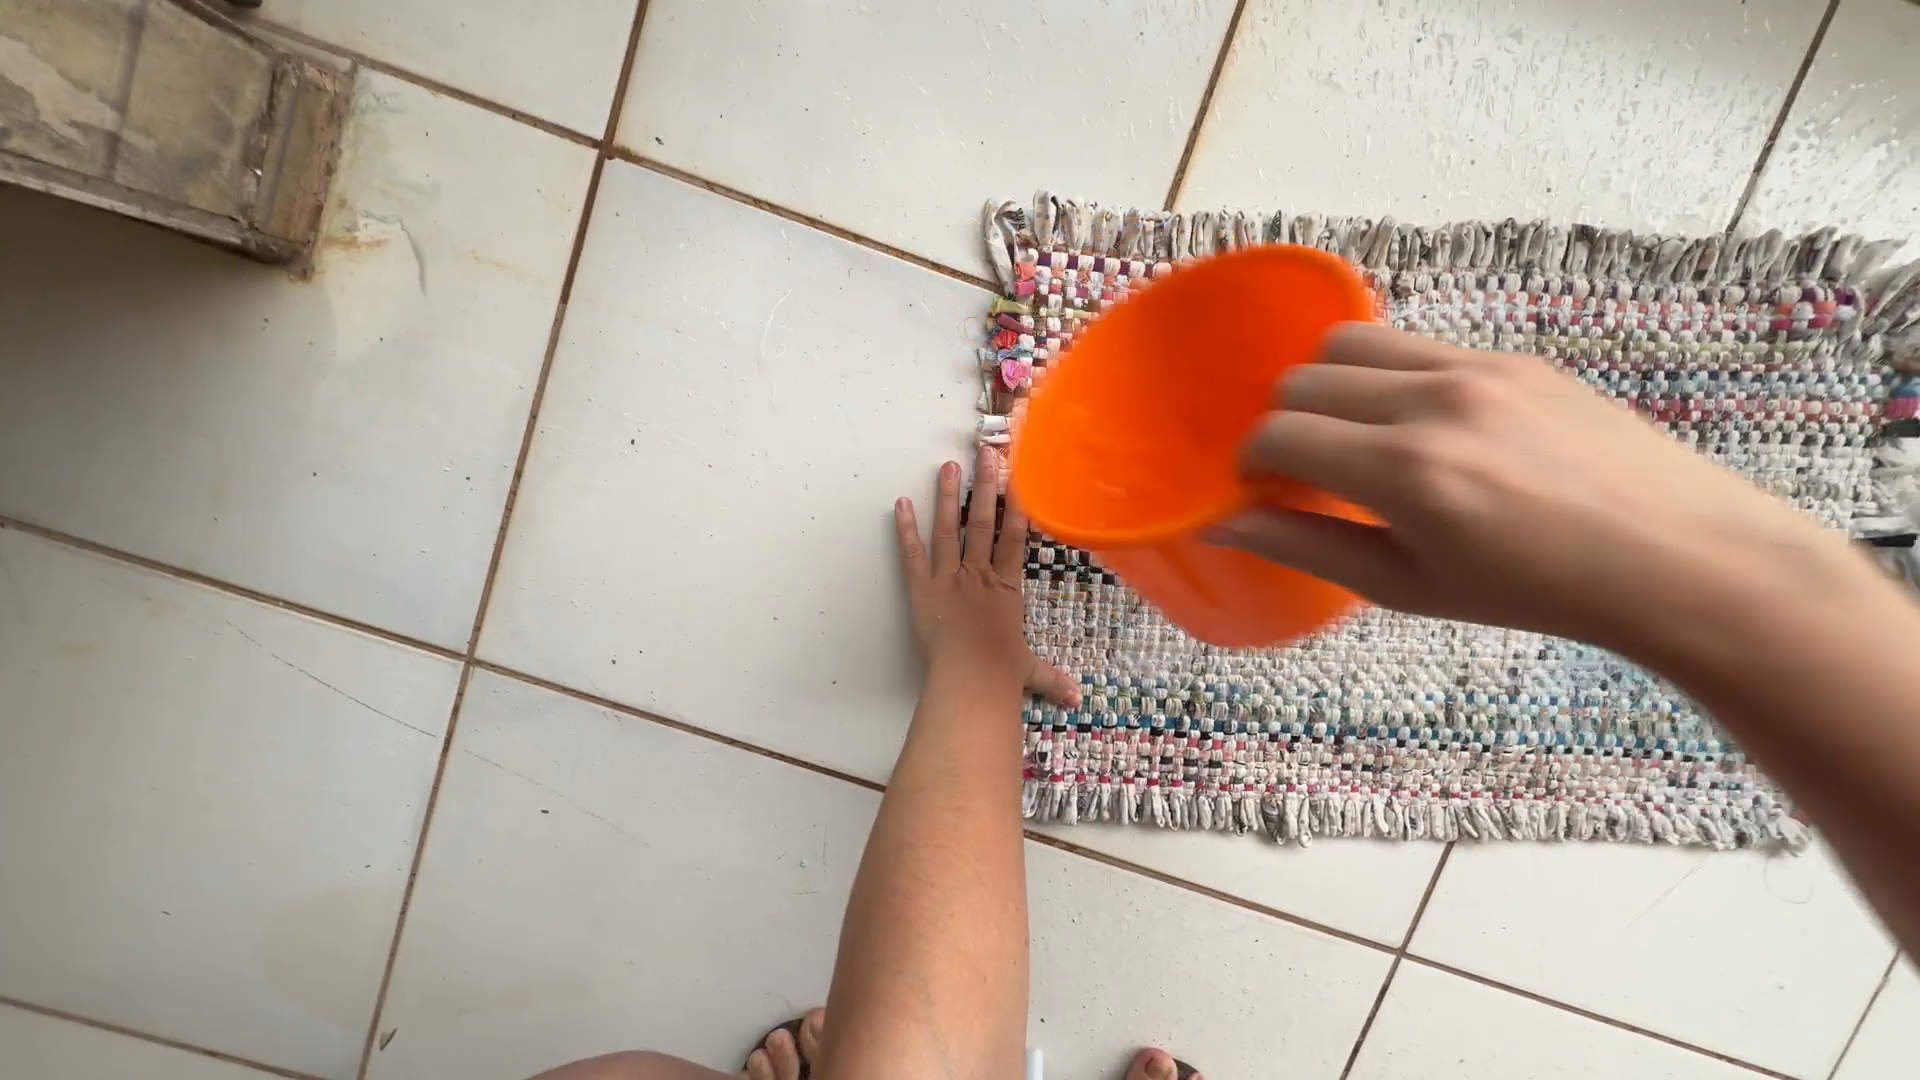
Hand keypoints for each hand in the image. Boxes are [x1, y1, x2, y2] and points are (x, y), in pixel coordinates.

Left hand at [895, 448, 1080, 706]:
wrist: (970, 680)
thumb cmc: (1001, 674)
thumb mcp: (1030, 672)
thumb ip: (1052, 678)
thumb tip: (1079, 699)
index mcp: (1006, 587)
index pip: (1015, 537)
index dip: (1018, 505)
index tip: (1020, 477)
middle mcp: (978, 574)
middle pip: (982, 522)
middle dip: (986, 486)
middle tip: (986, 453)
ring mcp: (948, 579)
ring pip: (948, 531)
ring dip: (948, 497)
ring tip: (948, 466)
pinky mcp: (921, 590)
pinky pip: (913, 555)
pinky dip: (905, 530)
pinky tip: (901, 504)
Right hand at [1208, 322, 1867, 655]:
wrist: (1685, 559)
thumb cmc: (1533, 591)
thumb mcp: (1404, 585)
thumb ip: (1303, 545)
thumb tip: (1222, 526)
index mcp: (1403, 469)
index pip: (1278, 433)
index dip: (1250, 462)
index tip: (1260, 489)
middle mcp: (1432, 401)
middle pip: (1302, 379)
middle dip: (1281, 424)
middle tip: (1302, 469)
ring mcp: (1476, 368)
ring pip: (1348, 343)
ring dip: (1324, 386)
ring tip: (1349, 435)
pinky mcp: (1512, 356)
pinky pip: (1410, 345)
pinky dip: (1380, 377)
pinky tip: (1411, 424)